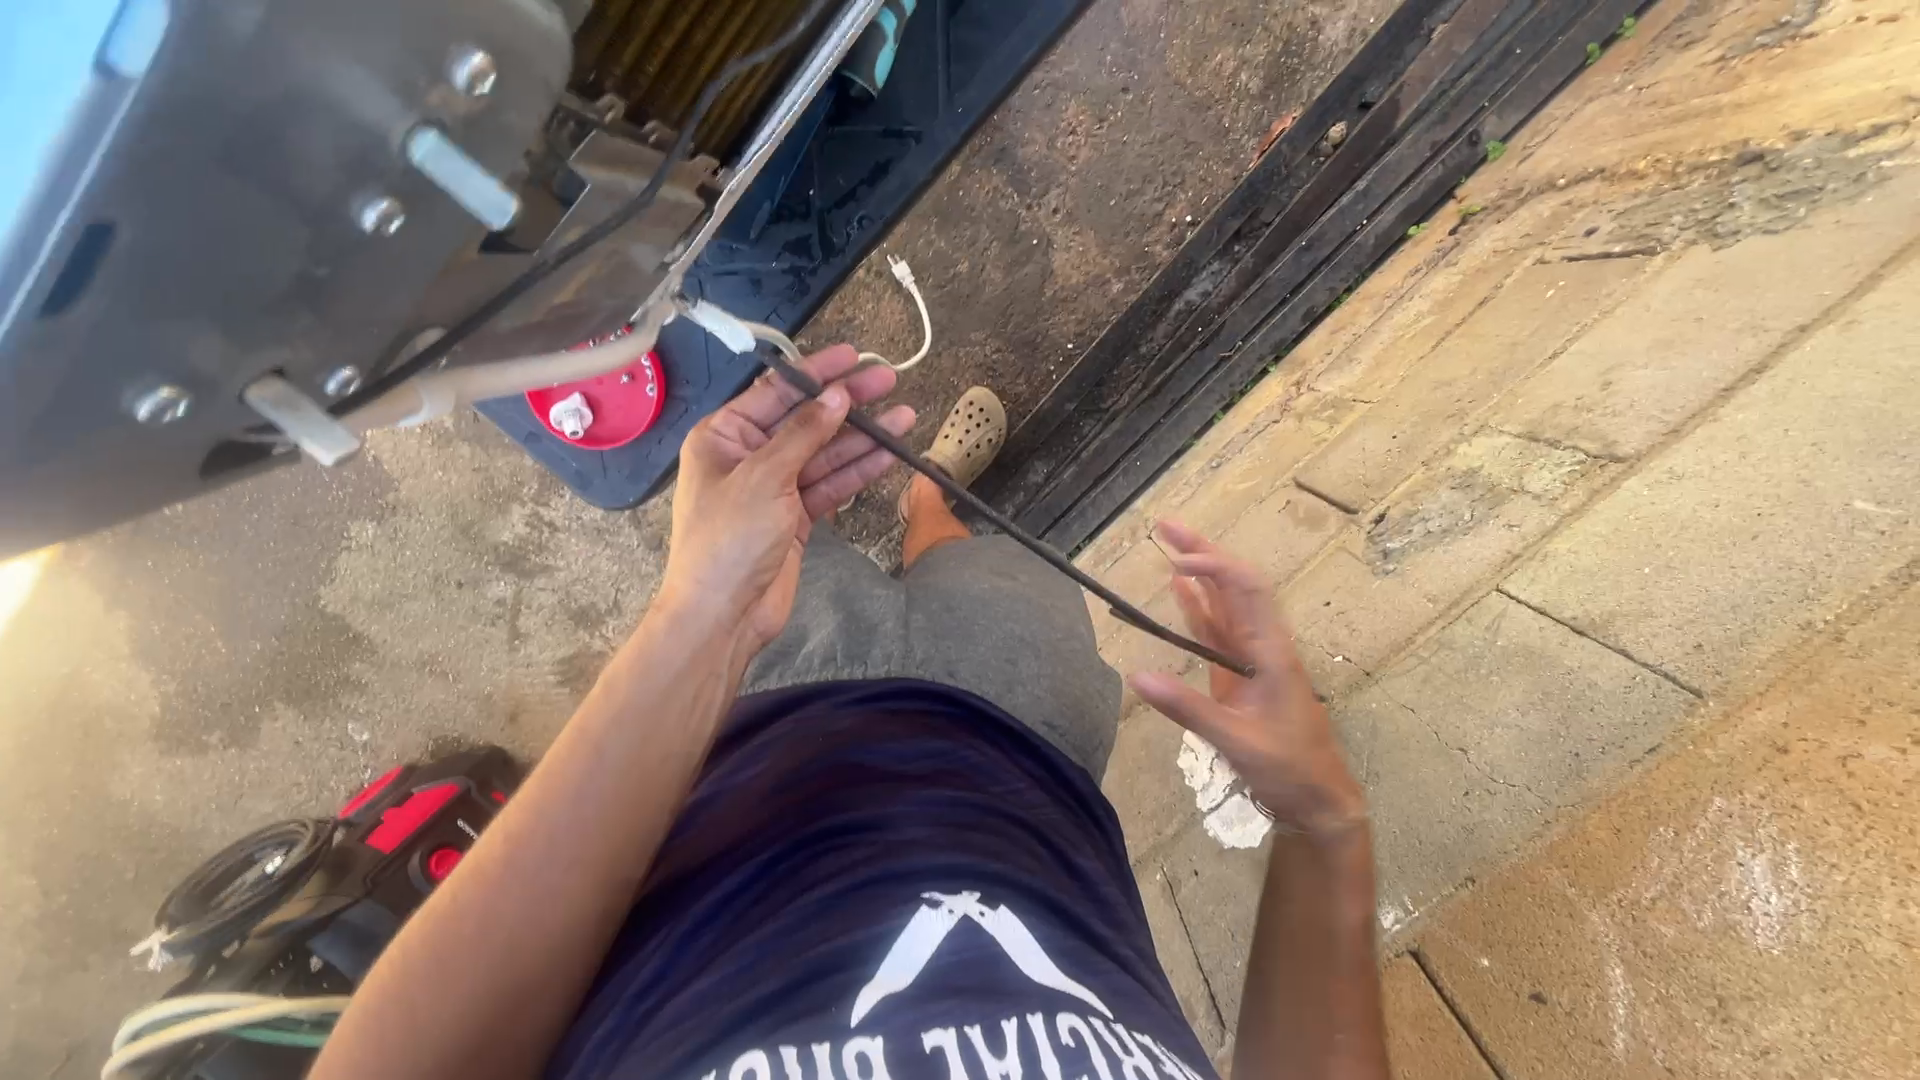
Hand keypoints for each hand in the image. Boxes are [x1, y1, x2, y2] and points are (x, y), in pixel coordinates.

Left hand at [659, 345, 913, 656]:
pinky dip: (858, 472)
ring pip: (825, 454)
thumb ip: (803, 433)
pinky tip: (888, 456)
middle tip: (889, 382)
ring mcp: (775, 488)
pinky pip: (831, 485)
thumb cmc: (728, 539)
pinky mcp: (796, 518)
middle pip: (806, 421)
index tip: (854, 356)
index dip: (816, 372)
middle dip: (847, 403)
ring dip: (863, 438)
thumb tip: (835, 395)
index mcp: (724, 437)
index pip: (776, 393)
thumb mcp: (764, 476)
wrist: (724, 614)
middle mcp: (749, 457)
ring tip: (905, 418)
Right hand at [1127, 521, 1366, 838]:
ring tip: (1168, 544)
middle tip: (1166, 525)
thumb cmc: (1288, 769)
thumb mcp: (1236, 741)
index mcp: (1271, 652)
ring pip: (1225, 603)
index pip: (1246, 591)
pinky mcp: (1238, 674)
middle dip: (1204, 552)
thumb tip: (1136, 676)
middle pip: (1235, 585)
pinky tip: (1179, 587)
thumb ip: (1187, 707)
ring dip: (1200, 572)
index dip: (1215, 568)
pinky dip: (1198, 606)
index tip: (1177, 562)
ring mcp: (1250, 658)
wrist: (1318, 799)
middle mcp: (1263, 645)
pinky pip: (1216, 631)